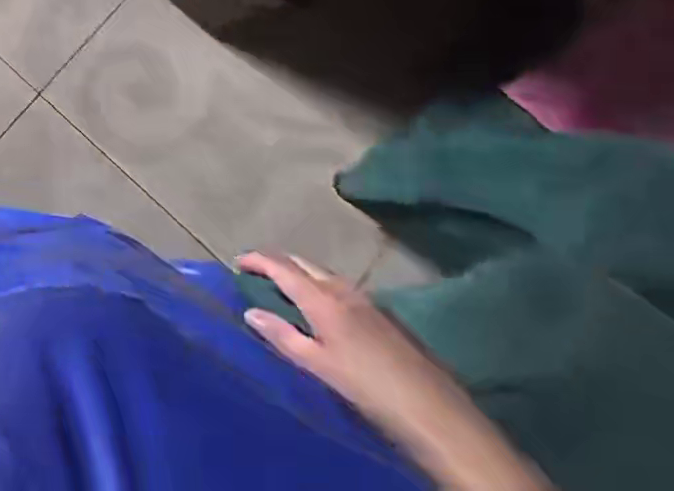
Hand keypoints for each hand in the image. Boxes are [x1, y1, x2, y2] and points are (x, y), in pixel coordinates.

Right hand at [237, 252, 554, 490]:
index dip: (257, 260)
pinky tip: (323, 308)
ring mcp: (367, 300)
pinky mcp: (384, 315)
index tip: (238, 262)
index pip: (280, 267)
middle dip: (277, 261)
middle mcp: (342, 290)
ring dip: (301, 274)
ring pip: (323, 274)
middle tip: (258, 272)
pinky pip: (341, 288)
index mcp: (321, 298)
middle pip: (303, 263)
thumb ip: (281, 335)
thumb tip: (250, 311)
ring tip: (286, 288)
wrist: (436, 412)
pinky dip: (321, 287)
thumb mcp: (317, 365)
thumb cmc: (368, 387)